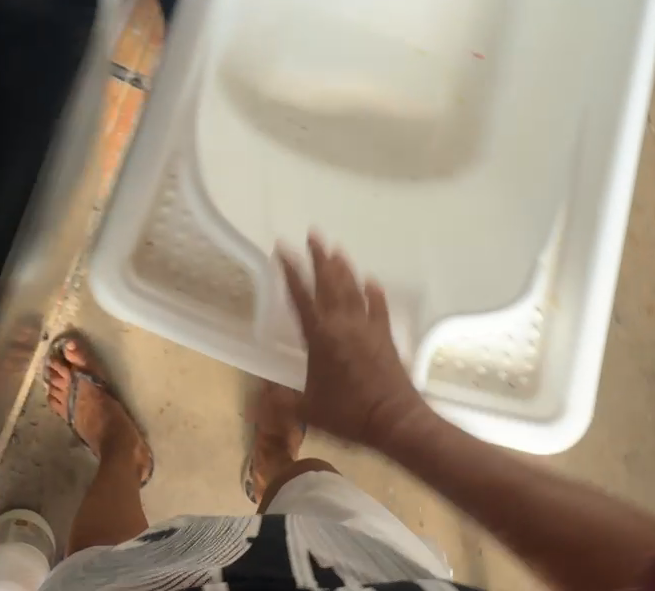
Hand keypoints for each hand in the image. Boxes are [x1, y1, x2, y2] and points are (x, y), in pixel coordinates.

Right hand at [278, 233, 432, 451]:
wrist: (396, 421)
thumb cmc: (350, 415)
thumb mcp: (310, 410)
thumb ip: (284, 403)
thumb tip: (258, 402)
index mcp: (319, 337)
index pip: (300, 296)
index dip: (290, 271)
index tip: (282, 249)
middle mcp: (342, 324)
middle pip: (329, 283)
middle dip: (319, 257)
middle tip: (313, 234)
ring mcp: (366, 327)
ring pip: (352, 289)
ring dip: (344, 268)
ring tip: (337, 249)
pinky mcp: (385, 335)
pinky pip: (379, 307)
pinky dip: (374, 292)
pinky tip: (371, 280)